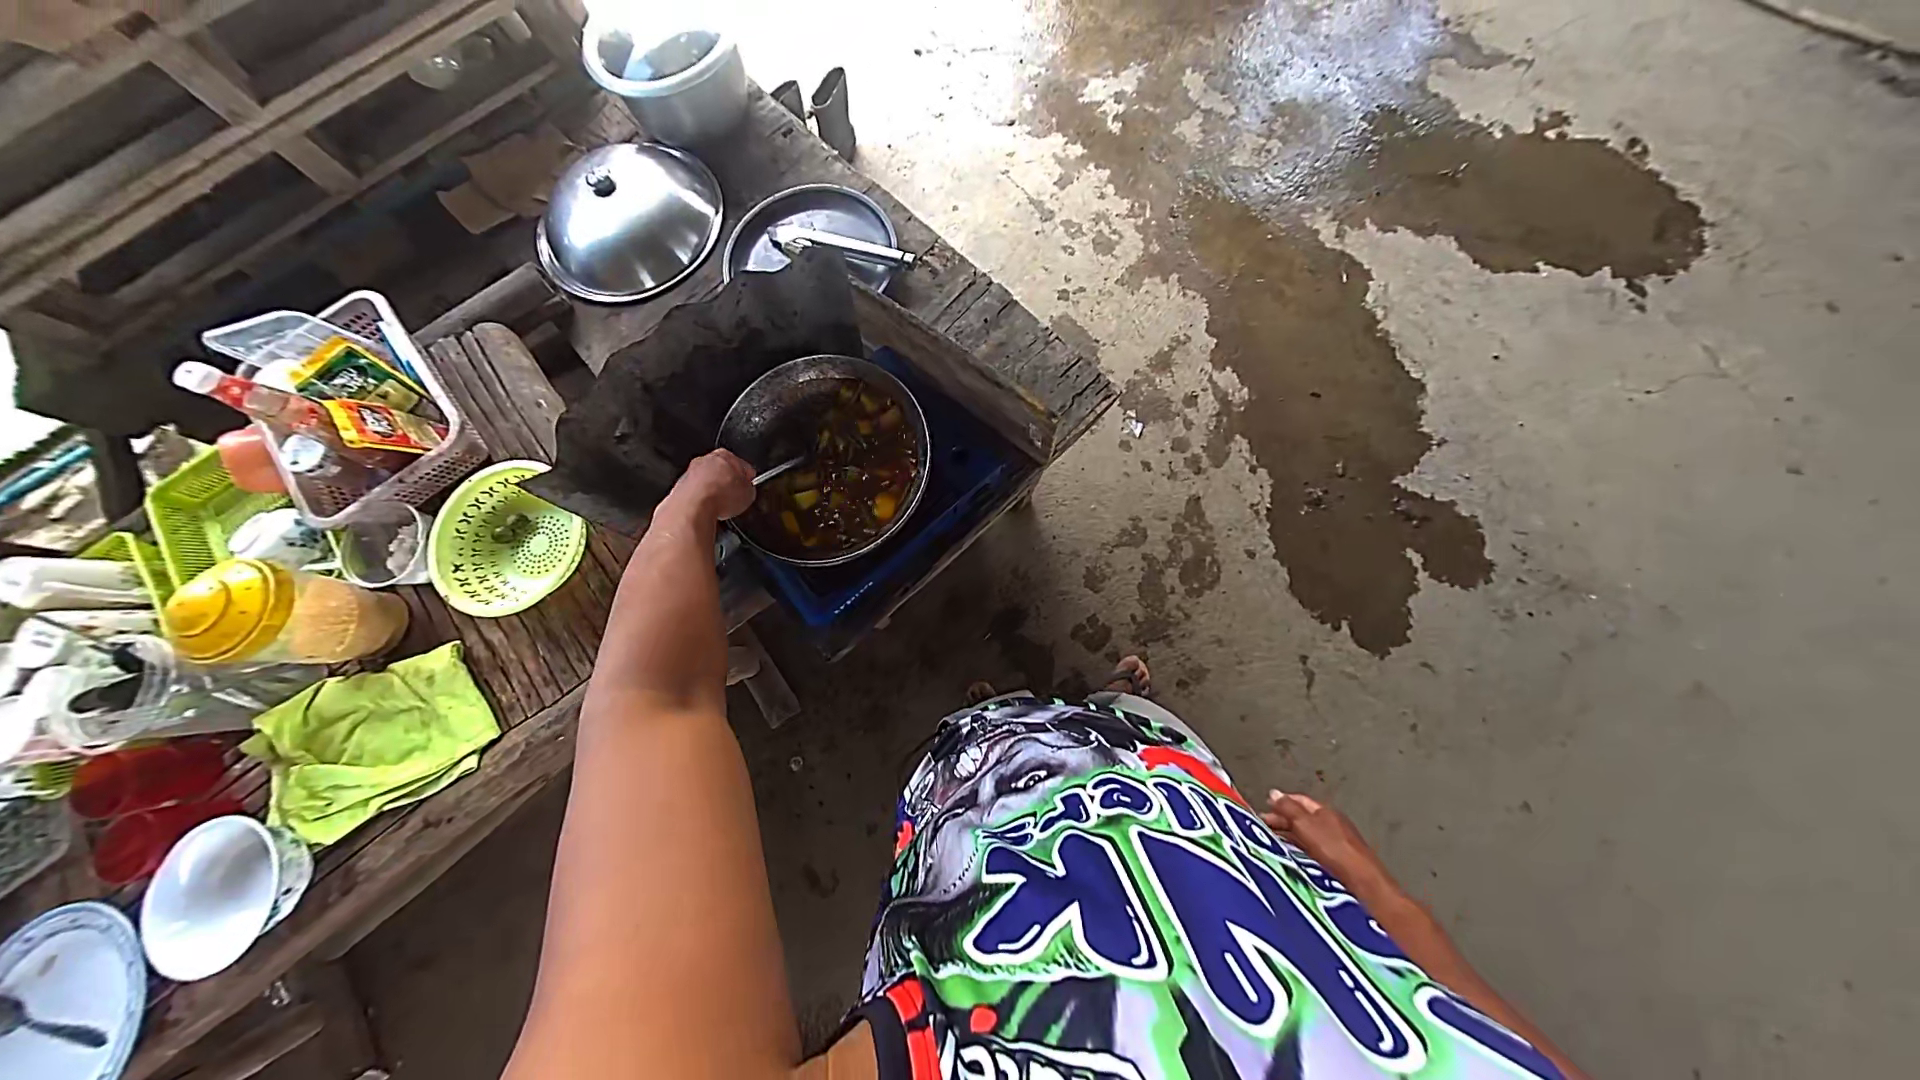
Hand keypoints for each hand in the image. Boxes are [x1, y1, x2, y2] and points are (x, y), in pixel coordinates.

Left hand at [670, 449, 756, 520]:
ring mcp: (690, 473)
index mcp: (725, 455)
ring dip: (713, 491)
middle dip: (727, 482)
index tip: (748, 485)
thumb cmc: (719, 496)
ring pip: (706, 481)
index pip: (740, 464)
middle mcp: (705, 460)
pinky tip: (707, 510)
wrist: (693, 507)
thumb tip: (747, 491)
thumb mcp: (749, 493)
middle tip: (734, 496)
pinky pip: (695, 493)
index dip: (746, 477)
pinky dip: (701, 500)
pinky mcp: (680, 487)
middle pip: (720, 470)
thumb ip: (749, 488)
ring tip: (721, 506)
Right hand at [1263, 791, 1396, 898]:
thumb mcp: (1304, 824)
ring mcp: (1338, 841)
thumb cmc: (1332, 847)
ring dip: (1290, 833)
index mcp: (1325, 810)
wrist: (1362, 880)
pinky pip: (1313, 846)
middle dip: (1283, 818)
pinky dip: (1300, 846)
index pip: (1299, 800)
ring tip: (1272, 839)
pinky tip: (1292, 853)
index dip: (1281, 801)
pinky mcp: (1339, 858)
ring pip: (1308, 832)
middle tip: (1264, 823)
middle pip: (1303, 816)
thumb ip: (1287, 807)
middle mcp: (1332, 822)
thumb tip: (1274, 792)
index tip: (1264, 805)